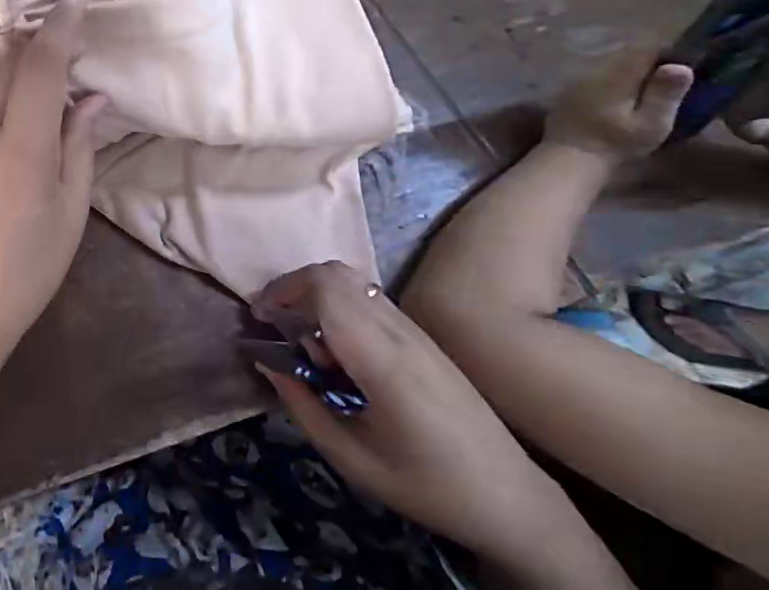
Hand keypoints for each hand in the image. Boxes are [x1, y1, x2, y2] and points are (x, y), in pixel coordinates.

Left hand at [0, 0, 106, 346]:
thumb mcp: (70, 210)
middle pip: (3, 58)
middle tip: (62, 30)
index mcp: (19, 148)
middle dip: (34, 36)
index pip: (38, 67)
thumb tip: (92, 98)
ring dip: (7, 52)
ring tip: (35, 55)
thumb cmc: (27, 268)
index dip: (58, 29)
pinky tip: (6, 88)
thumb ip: (79, 145)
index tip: (73, 0)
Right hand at [251, 262, 575, 562]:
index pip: (325, 288)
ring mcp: (414, 328)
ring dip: (316, 298)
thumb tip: (267, 361)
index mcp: (382, 357)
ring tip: (307, 348)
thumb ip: (302, 405)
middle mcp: (399, 329)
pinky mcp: (421, 335)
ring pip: (352, 281)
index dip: (282, 290)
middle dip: (293, 287)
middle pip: (335, 273)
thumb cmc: (426, 485)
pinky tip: (338, 354)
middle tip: (274, 325)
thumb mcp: (351, 457)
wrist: (509, 495)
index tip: (259, 317)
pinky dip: (338, 308)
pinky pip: (368, 299)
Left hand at [543, 50, 693, 161]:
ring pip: (609, 66)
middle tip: (668, 77)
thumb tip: (681, 66)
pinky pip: (595, 78)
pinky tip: (619, 98)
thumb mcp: (650, 124)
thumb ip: (664, 94)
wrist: (568, 157)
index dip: (667, 53)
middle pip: (625, 56)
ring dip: (629, 71)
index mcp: (616, 75)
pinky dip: (611, 82)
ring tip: (648, 87)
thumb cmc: (615, 143)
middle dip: (648, 61)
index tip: (684, 63)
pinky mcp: (568, 92)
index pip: (644, 50)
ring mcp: (577, 81)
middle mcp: (594, 71)